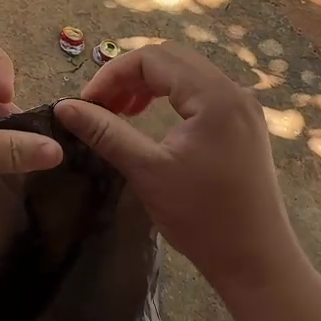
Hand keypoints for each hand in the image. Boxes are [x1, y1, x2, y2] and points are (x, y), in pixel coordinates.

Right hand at [55, 43, 299, 286]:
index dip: (113, 74)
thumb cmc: (202, 217)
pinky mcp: (243, 125)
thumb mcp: (146, 171)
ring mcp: (242, 108)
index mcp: (214, 97)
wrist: (256, 262)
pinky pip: (199, 91)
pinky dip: (168, 96)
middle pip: (170, 58)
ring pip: (185, 73)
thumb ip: (105, 132)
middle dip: (128, 75)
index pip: (153, 59)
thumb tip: (64, 106)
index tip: (87, 102)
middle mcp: (233, 92)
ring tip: (120, 111)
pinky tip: (148, 120)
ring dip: (147, 84)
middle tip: (101, 105)